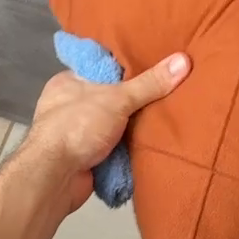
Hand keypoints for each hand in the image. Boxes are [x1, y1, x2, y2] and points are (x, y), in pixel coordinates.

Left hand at [20, 52, 189, 211]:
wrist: (54, 179)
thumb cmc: (77, 125)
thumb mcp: (117, 98)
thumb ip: (150, 83)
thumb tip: (184, 59)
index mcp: (68, 81)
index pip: (102, 67)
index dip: (127, 67)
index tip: (154, 63)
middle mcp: (69, 106)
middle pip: (111, 97)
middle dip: (134, 100)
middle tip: (168, 90)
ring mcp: (77, 134)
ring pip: (114, 125)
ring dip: (133, 128)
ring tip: (168, 115)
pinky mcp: (85, 158)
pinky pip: (114, 148)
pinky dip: (129, 149)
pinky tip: (153, 143)